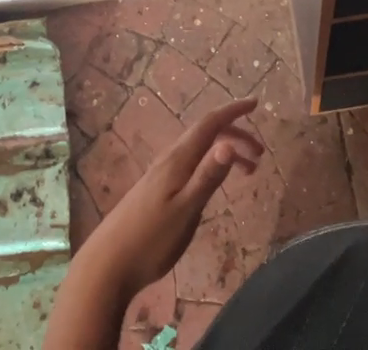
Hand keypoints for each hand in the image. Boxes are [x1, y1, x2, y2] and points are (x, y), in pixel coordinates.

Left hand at [77, 97, 264, 299]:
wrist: (107, 265)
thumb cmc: (150, 240)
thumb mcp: (185, 211)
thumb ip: (207, 177)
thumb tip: (230, 144)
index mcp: (178, 160)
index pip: (209, 124)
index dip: (233, 111)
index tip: (255, 103)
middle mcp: (170, 160)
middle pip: (206, 134)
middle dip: (236, 136)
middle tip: (260, 155)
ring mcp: (161, 174)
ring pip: (199, 150)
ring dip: (225, 152)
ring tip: (248, 174)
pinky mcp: (156, 189)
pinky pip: (191, 163)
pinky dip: (211, 164)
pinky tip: (213, 184)